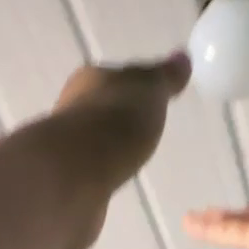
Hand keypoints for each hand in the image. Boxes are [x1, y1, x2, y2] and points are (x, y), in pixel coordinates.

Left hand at [40, 52, 189, 248]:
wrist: (78, 173)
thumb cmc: (116, 121)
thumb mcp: (150, 90)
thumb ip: (164, 78)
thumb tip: (182, 59)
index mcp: (90, 81)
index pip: (112, 79)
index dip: (129, 89)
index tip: (145, 102)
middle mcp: (72, 111)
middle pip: (97, 113)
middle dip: (115, 122)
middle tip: (137, 135)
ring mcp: (65, 150)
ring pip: (89, 146)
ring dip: (105, 154)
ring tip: (126, 165)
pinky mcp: (66, 185)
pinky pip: (87, 177)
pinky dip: (97, 180)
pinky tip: (109, 189)